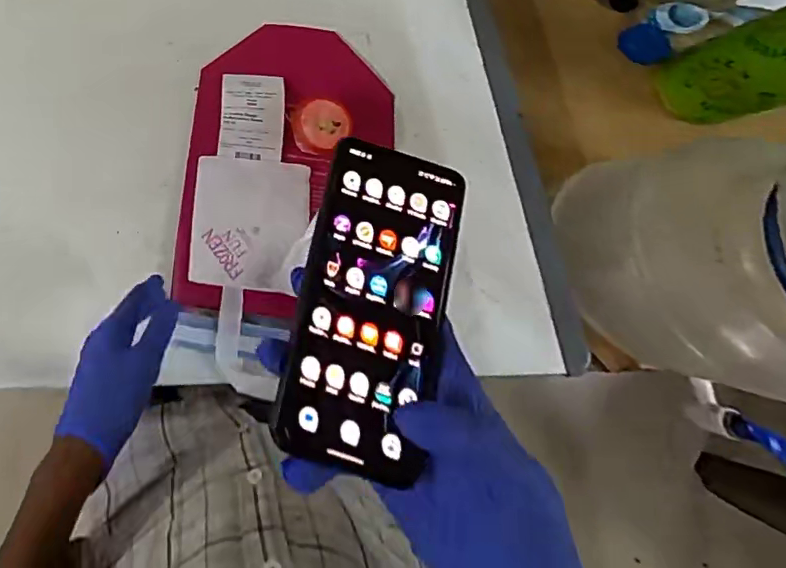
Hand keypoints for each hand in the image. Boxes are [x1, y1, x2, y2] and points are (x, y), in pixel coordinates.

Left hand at [54, 275, 179, 468]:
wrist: (84, 442)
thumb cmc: (116, 400)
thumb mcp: (143, 364)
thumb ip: (157, 333)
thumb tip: (171, 304)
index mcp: (109, 331)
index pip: (130, 303)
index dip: (146, 291)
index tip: (160, 280)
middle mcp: (98, 339)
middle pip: (123, 315)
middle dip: (141, 304)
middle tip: (160, 295)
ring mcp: (93, 358)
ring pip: (118, 331)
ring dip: (135, 321)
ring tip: (151, 317)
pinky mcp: (94, 376)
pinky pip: (115, 346)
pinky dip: (129, 338)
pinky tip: (135, 349)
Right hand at [258, 322, 579, 567]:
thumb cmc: (515, 515)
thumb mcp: (498, 464)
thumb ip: (457, 432)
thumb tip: (406, 411)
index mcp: (450, 386)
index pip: (420, 330)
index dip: (387, 297)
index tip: (349, 271)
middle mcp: (418, 401)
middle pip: (368, 355)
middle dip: (328, 329)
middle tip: (292, 304)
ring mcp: (396, 436)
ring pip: (344, 396)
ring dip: (306, 382)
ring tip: (270, 364)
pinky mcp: (381, 472)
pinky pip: (339, 453)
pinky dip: (314, 460)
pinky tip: (295, 467)